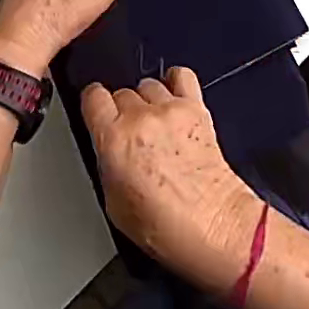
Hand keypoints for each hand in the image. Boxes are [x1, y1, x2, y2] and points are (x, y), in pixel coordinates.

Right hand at [81, 68, 265, 293]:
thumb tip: (106, 145)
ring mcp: (169, 111)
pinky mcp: (197, 110)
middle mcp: (139, 119)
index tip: (98, 113)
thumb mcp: (112, 202)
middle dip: (123, 111)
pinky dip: (175, 83)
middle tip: (132, 135)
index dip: (94, 105)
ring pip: (147, 84)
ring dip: (148, 101)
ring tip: (156, 124)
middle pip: (120, 92)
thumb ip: (105, 161)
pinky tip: (174, 99)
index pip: (92, 96)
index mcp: (113, 139)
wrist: (216, 231)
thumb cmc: (168, 227)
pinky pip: (181, 76)